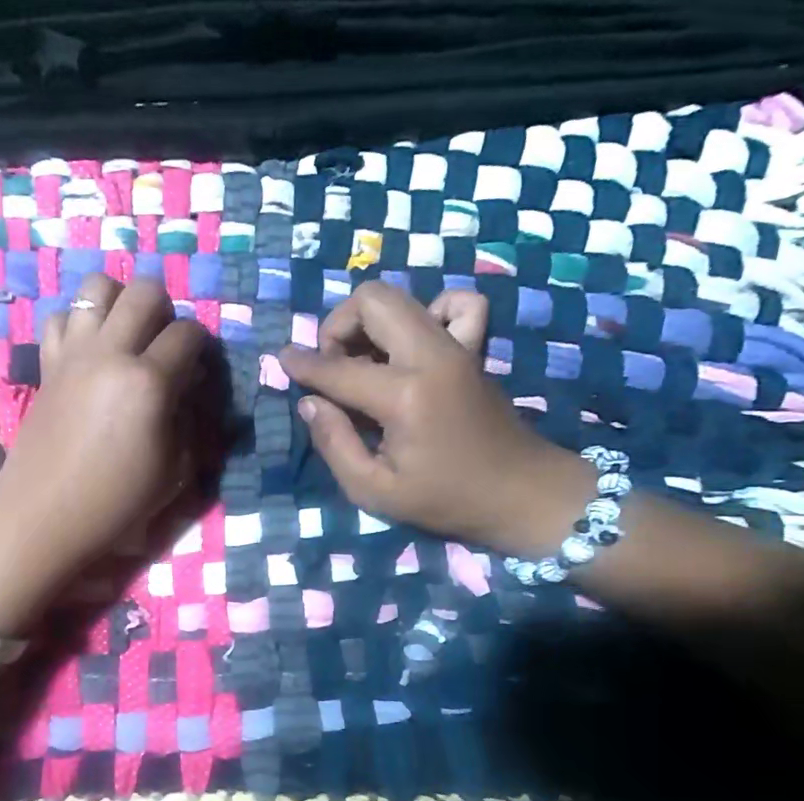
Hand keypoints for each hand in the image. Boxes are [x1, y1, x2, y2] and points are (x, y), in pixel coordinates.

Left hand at [0, 274, 209, 634]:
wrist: (44, 514)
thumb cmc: (115, 502)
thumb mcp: (174, 470)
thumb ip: (187, 419)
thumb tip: (185, 387)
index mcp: (148, 382)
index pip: (188, 335)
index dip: (201, 348)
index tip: (198, 370)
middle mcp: (110, 353)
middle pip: (145, 291)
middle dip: (165, 309)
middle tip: (164, 343)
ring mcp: (73, 353)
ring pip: (97, 286)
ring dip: (119, 301)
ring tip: (126, 334)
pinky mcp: (48, 363)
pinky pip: (61, 317)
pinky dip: (79, 322)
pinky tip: (89, 350)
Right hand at [280, 283, 589, 553]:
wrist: (520, 493)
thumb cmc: (444, 500)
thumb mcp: (374, 491)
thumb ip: (334, 444)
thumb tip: (310, 403)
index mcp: (404, 396)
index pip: (337, 367)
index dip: (302, 364)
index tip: (283, 360)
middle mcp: (431, 357)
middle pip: (372, 301)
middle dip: (338, 326)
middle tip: (333, 365)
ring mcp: (458, 346)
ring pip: (403, 297)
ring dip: (372, 320)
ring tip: (367, 358)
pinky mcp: (475, 348)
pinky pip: (457, 305)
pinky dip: (430, 312)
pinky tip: (416, 344)